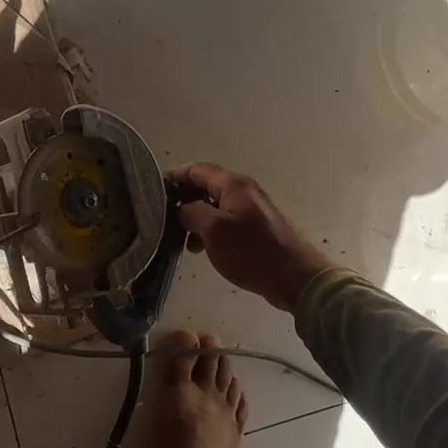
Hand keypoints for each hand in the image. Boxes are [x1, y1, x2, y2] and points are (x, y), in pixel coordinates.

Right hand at [168, 163, 334, 310]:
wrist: (294, 277)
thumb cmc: (251, 251)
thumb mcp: (214, 230)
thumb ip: (192, 213)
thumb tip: (182, 209)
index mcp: (234, 185)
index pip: (198, 169)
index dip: (175, 176)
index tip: (153, 188)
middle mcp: (243, 191)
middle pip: (206, 186)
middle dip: (183, 198)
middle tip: (162, 216)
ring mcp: (251, 210)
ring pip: (215, 206)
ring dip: (195, 218)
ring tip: (180, 238)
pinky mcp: (255, 229)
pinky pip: (225, 222)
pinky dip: (209, 231)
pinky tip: (200, 248)